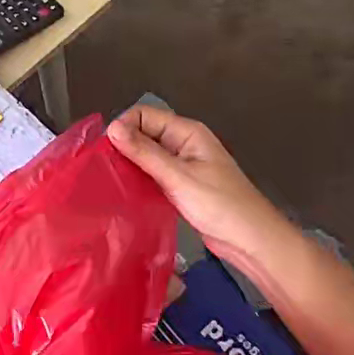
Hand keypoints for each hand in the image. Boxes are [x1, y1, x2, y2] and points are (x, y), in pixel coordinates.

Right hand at [108, 105, 290, 262]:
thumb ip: (144, 152)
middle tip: (103, 169)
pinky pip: (154, 175)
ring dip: (131, 165)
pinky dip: (141, 180)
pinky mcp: (181, 185)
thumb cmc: (219, 205)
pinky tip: (126, 192)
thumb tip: (112, 128)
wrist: (250, 240)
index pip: (145, 115)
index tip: (106, 151)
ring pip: (148, 156)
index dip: (124, 128)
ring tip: (110, 181)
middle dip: (124, 147)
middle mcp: (184, 143)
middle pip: (144, 134)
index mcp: (187, 132)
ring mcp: (183, 165)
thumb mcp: (178, 177)